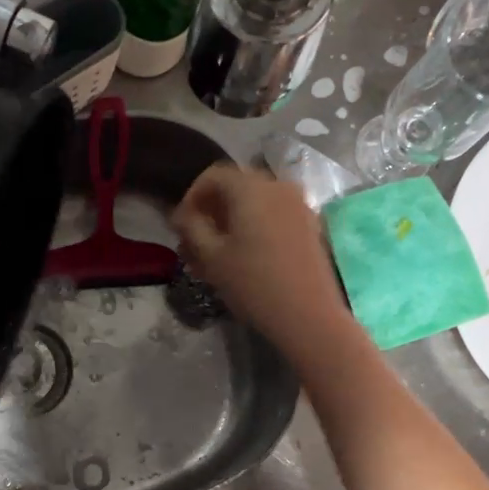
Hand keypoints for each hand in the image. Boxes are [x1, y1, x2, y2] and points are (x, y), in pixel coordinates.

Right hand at [172, 164, 349, 358]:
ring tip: (216, 251)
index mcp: (251, 188)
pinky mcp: (308, 224)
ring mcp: (297, 204)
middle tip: (195, 239)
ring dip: (231, 219)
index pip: (213, 176)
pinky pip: (273, 214)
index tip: (179, 225)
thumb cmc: (253, 284)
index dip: (191, 196)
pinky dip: (253, 226)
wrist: (307, 313)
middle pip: (236, 186)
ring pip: (255, 201)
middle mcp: (277, 186)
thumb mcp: (212, 257)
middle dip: (211, 208)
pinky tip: (243, 255)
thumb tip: (181, 215)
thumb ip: (192, 228)